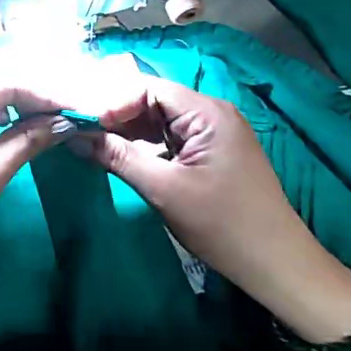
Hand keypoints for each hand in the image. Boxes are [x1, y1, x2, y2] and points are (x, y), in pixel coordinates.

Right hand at [72, 77, 350, 341]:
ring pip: (163, 123)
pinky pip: (174, 141)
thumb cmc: (221, 224)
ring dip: (131, 134)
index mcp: (207, 113)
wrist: (274, 261)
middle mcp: (213, 114)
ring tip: (94, 145)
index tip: (84, 124)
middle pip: (156, 103)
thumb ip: (119, 158)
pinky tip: (122, 158)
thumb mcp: (164, 189)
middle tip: (81, 133)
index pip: (150, 89)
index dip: (114, 102)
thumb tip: (77, 135)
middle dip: (118, 117)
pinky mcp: (214, 156)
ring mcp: (216, 135)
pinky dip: (149, 148)